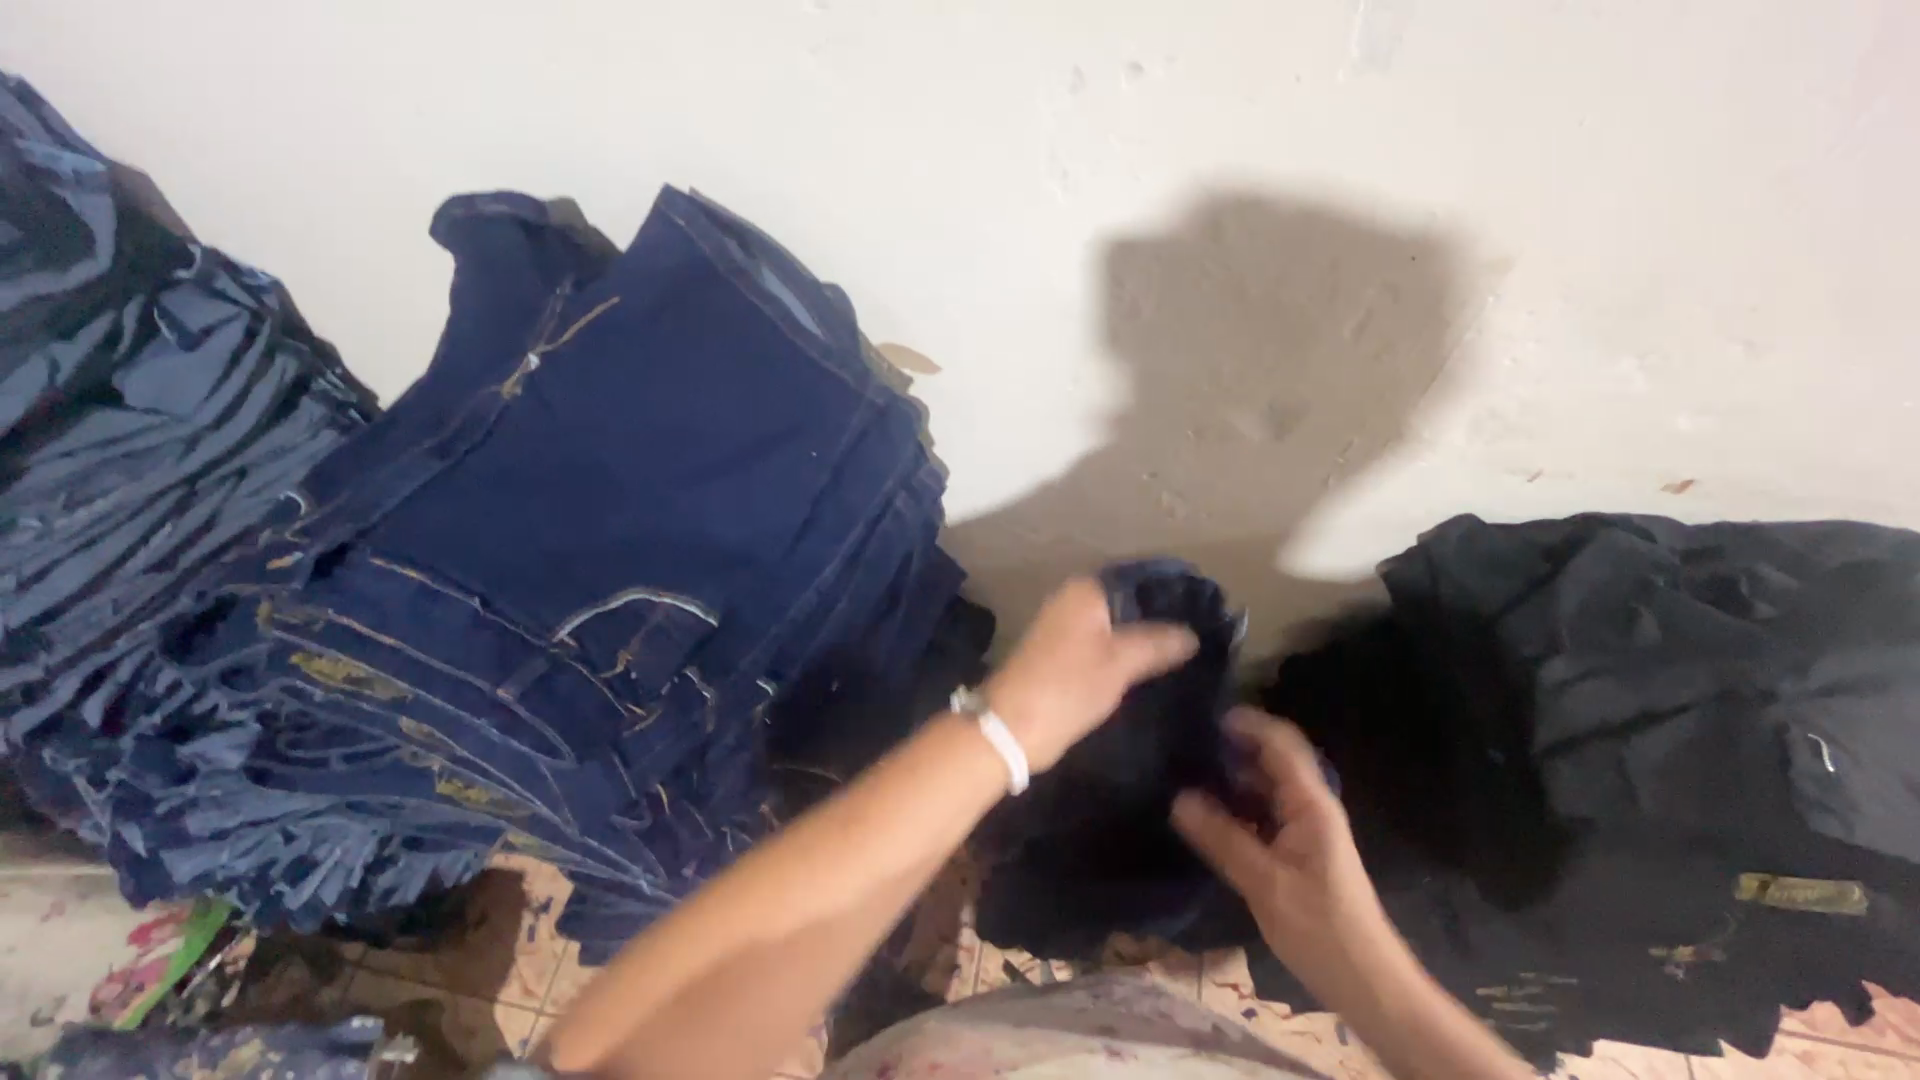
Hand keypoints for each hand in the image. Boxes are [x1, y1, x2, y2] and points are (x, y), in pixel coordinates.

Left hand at [982, 577, 1197, 771]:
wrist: (1012, 728)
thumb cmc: (1067, 686)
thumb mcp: (1121, 663)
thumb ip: (1158, 643)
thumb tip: (1193, 635)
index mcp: (1084, 591)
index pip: (1138, 580)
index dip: (1172, 594)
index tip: (1208, 611)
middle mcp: (1072, 601)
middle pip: (1127, 605)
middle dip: (1160, 619)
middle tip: (1204, 636)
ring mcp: (1065, 630)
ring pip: (1115, 628)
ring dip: (1144, 640)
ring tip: (1187, 654)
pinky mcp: (1061, 658)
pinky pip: (1103, 648)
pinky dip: (1125, 656)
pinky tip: (1153, 670)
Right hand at [1171, 708, 1420, 1016]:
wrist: (1366, 984)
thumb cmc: (1322, 929)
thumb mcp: (1265, 883)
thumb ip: (1222, 839)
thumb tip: (1178, 798)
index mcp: (1310, 806)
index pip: (1281, 745)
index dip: (1249, 724)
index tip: (1206, 716)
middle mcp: (1308, 809)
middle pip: (1270, 764)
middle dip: (1231, 750)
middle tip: (1182, 745)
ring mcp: (1303, 832)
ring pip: (1262, 791)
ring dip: (1229, 780)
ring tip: (1183, 773)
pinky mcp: (1294, 855)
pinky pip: (1261, 817)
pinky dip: (1234, 809)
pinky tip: (1204, 815)